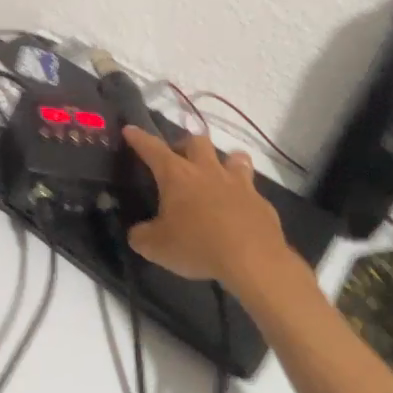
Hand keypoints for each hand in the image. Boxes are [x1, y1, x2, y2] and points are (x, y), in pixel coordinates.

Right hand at [124, 126, 293, 289]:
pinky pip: (252, 191)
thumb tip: (137, 233)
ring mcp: (239, 185)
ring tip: (219, 174)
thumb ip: (141, 235)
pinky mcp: (262, 203)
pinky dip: (244, 197)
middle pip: (198, 140)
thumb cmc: (197, 247)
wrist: (253, 262)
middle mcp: (208, 171)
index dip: (139, 138)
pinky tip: (240, 212)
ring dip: (225, 161)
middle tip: (181, 157)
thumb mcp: (155, 247)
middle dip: (186, 143)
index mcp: (177, 176)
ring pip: (235, 157)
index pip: (152, 149)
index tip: (130, 129)